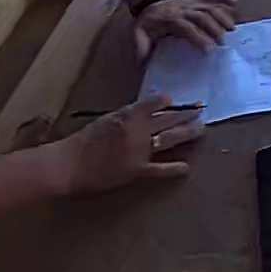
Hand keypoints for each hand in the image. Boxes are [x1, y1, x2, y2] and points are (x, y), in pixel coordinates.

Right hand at [58, 94, 202, 193]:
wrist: (69, 163)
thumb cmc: (84, 140)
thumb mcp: (107, 119)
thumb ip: (128, 115)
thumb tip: (146, 111)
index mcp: (130, 114)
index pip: (156, 102)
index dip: (168, 101)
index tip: (177, 101)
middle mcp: (139, 129)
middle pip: (169, 118)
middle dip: (187, 113)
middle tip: (201, 110)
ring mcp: (140, 150)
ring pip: (170, 138)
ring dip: (187, 132)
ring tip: (201, 129)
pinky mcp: (137, 170)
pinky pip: (160, 169)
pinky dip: (174, 168)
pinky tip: (186, 167)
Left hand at [133, 0, 239, 57]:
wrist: (148, 2)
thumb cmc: (147, 23)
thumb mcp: (139, 35)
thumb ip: (141, 48)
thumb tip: (144, 63)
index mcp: (170, 18)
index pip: (186, 27)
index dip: (198, 38)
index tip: (208, 50)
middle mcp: (183, 8)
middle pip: (202, 16)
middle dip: (214, 28)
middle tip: (223, 42)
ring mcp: (191, 2)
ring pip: (209, 6)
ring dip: (222, 15)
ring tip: (232, 29)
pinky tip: (235, 3)